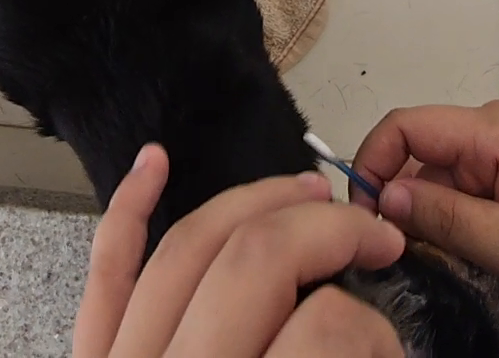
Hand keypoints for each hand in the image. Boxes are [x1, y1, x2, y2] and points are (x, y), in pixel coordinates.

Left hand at [73, 143, 407, 357]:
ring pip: (187, 248)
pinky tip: (155, 160)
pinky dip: (126, 208)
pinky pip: (104, 273)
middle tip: (372, 238)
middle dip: (328, 233)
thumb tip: (382, 348)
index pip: (322, 339)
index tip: (394, 344)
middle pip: (254, 267)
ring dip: (256, 202)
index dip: (372, 332)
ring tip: (308, 190)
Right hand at [351, 102, 498, 356]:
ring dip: (419, 216)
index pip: (407, 126)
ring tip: (423, 263)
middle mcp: (490, 132)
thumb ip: (449, 219)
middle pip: (415, 152)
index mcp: (494, 131)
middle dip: (393, 197)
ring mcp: (498, 156)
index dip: (373, 163)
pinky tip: (449, 257)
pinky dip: (442, 224)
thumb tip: (383, 196)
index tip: (361, 218)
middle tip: (389, 254)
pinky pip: (454, 194)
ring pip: (431, 177)